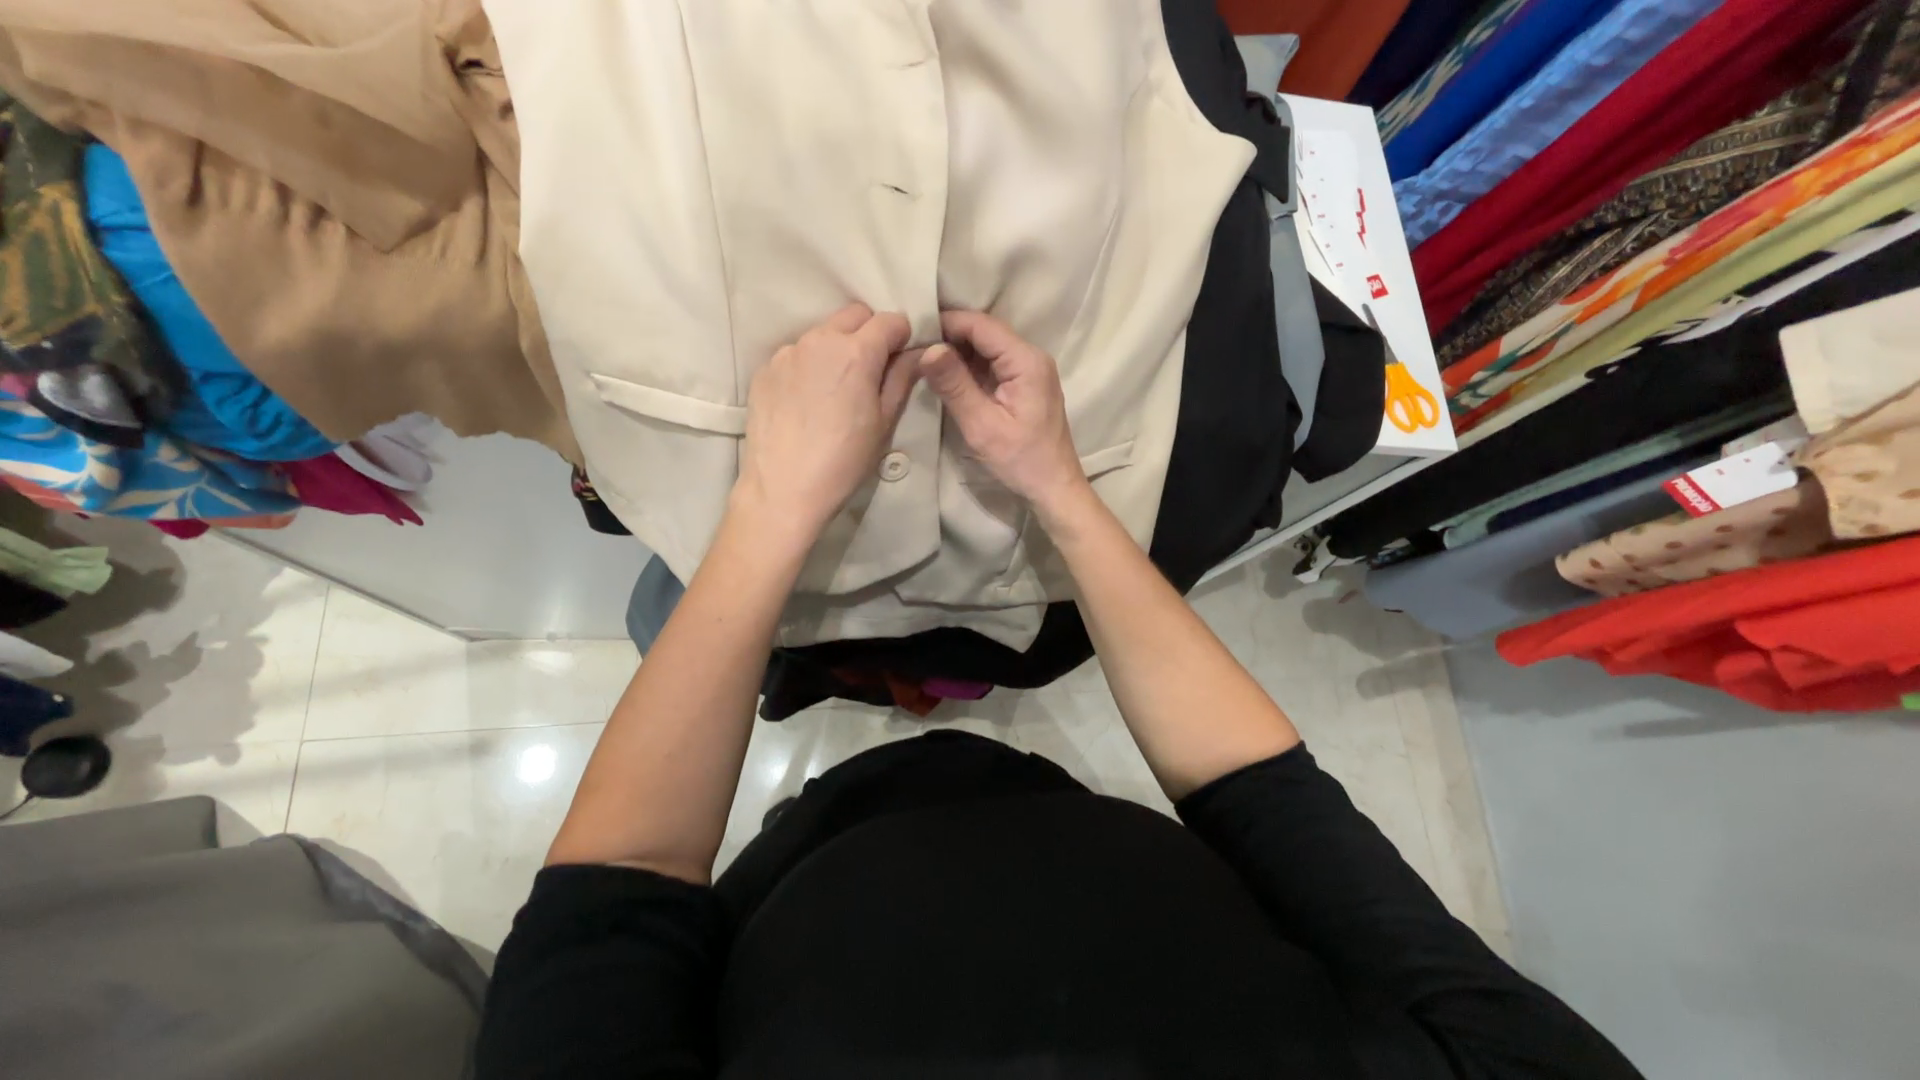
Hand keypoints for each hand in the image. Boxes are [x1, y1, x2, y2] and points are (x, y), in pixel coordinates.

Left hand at [735, 303, 919, 545]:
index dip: (901, 336)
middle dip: (869, 333)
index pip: (889, 320)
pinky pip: (796, 354)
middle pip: (854, 315)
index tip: (901, 359)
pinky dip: (808, 366)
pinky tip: (808, 401)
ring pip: (822, 333)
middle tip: (871, 371)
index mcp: (856, 352)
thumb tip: (916, 353)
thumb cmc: (844, 461)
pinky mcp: (765, 370)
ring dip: (836, 348)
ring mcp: (787, 353)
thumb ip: (902, 379)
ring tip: (835, 390)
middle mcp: (819, 341)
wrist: (783, 489)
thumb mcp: (884, 422)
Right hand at [921, 310, 1087, 512]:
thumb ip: (955, 385)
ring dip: (956, 350)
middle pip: (984, 332)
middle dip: (948, 334)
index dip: (946, 322)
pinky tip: (944, 374)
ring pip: (986, 347)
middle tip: (912, 344)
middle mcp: (1031, 357)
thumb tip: (928, 348)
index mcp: (1026, 361)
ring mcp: (1029, 369)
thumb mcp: (982, 426)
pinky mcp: (1023, 384)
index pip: (980, 325)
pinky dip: (967, 366)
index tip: (912, 330)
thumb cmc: (1021, 460)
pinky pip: (991, 364)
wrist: (1054, 487)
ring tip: (921, 357)